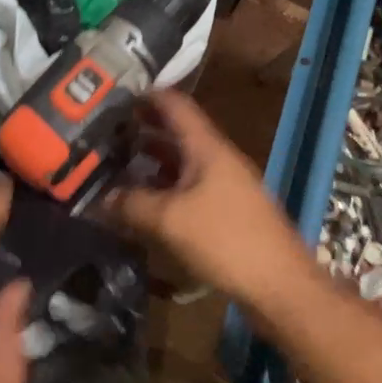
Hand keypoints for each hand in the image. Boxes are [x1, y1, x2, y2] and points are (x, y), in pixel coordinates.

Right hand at [103, 90, 314, 306]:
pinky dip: (163, 186)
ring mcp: (225, 185)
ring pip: (181, 161)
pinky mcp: (228, 212)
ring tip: (114, 162)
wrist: (285, 290)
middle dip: (140, 128)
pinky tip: (142, 200)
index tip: (111, 92)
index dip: (144, 93)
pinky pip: (188, 186)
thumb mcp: (170, 220)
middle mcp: (217, 158)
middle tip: (103, 129)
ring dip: (150, 159)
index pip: (173, 103)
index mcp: (207, 147)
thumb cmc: (228, 240)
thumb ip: (130, 204)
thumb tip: (96, 198)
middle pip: (175, 131)